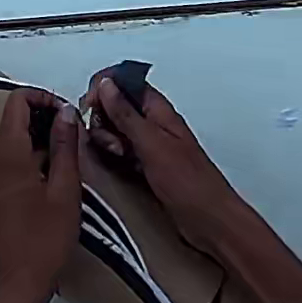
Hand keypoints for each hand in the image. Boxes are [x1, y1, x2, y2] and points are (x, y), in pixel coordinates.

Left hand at [0, 89, 82, 296]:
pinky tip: (57, 175)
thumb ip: (65, 145)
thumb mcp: (64, 189)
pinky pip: (13, 155)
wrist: (16, 284)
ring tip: (72, 157)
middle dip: (47, 118)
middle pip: (17, 117)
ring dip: (43, 138)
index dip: (44, 97)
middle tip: (77, 136)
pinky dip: (34, 154)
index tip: (68, 112)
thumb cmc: (43, 240)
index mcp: (7, 149)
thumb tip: (67, 111)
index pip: (18, 100)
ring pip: (17, 137)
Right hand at [81, 71, 245, 254]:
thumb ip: (125, 112)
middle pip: (114, 103)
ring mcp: (148, 141)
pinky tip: (119, 163)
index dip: (103, 88)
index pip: (122, 81)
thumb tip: (106, 84)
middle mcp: (151, 120)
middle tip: (109, 138)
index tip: (91, 106)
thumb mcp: (150, 143)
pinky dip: (113, 152)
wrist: (210, 222)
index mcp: (157, 108)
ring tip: (117, 154)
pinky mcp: (144, 161)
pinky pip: (119, 146)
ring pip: (114, 126)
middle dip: (102, 117)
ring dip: (107, 137)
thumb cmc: (188, 182)